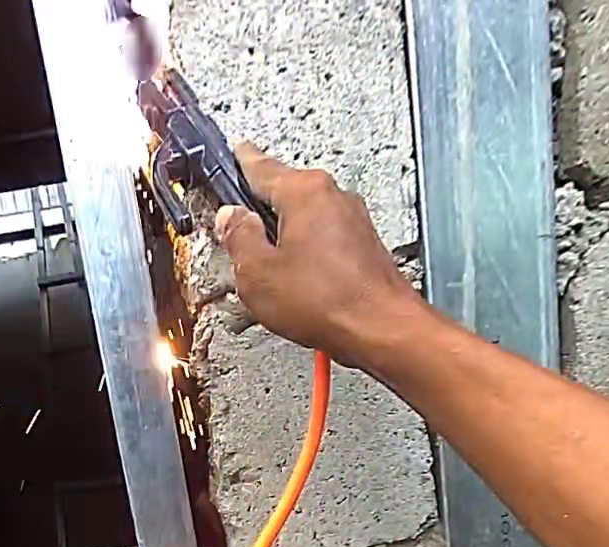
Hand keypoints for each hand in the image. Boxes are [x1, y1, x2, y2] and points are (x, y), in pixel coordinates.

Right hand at [214, 143, 429, 363]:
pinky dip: (305, 260)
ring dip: (283, 246)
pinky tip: (298, 291)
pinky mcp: (361, 246)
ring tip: (270, 282)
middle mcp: (333, 197)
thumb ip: (238, 238)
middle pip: (283, 198)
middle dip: (260, 219)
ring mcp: (351, 221)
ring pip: (303, 224)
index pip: (261, 166)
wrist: (378, 328)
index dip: (239, 163)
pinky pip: (322, 244)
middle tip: (239, 245)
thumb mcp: (258, 274)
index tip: (234, 156)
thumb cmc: (326, 302)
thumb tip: (229, 218)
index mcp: (304, 192)